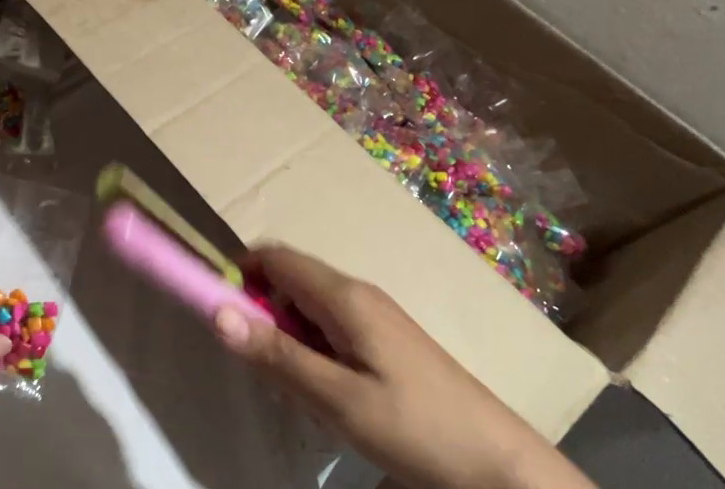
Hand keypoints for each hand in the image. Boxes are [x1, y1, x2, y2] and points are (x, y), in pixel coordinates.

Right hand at [217, 246, 595, 488]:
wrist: (509, 473)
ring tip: (302, 395)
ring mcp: (376, 319)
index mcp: (344, 296)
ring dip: (289, 343)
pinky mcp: (387, 344)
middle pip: (287, 282)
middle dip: (263, 317)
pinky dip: (314, 356)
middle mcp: (357, 294)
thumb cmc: (419, 429)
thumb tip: (216, 312)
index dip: (239, 274)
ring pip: (306, 311)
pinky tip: (330, 400)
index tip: (224, 318)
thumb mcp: (338, 400)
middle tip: (267, 371)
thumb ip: (276, 355)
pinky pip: (330, 332)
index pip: (272, 256)